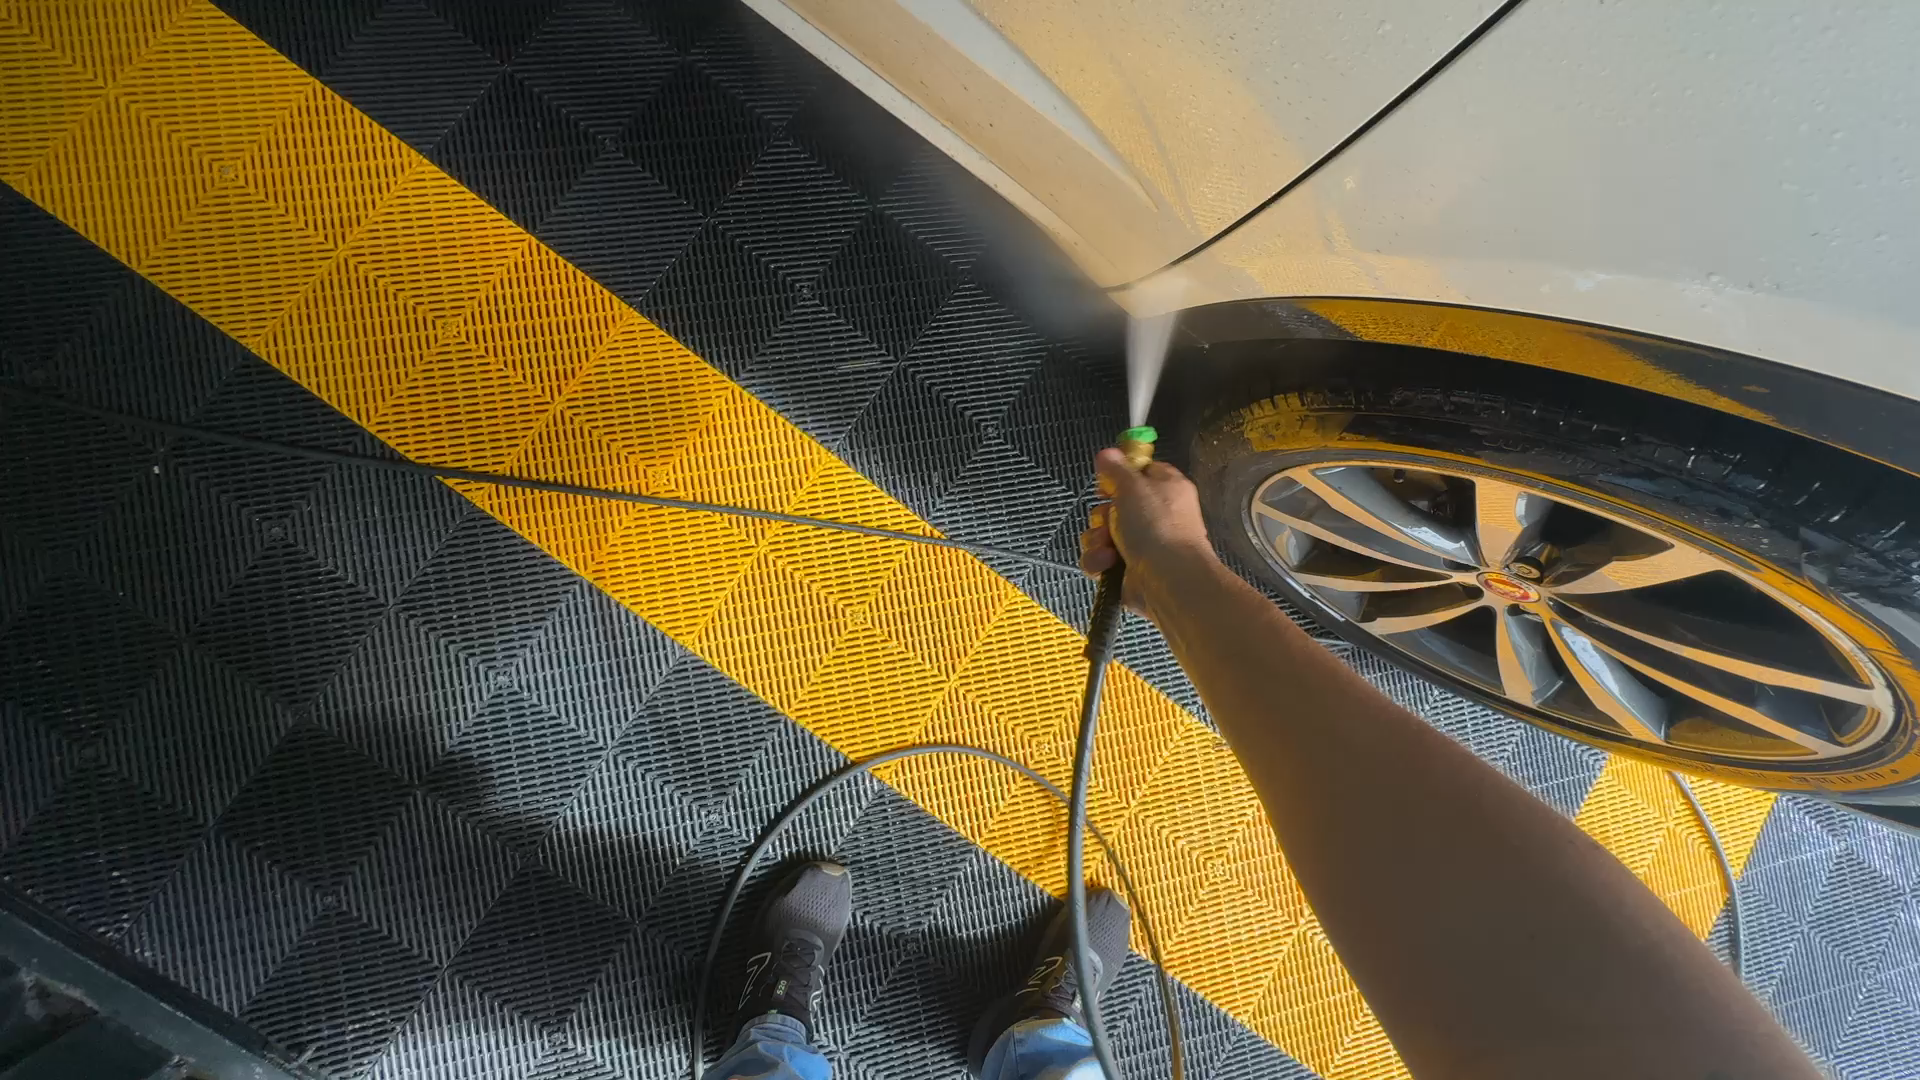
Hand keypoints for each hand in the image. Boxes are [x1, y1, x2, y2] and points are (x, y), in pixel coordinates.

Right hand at [1078, 448, 1216, 617]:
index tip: (1107, 482)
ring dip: (1097, 539)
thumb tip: (1107, 452)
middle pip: (1113, 504)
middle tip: (1109, 519)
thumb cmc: (1156, 525)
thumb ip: (1115, 468)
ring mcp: (1141, 544)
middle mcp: (1154, 515)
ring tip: (1108, 548)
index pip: (1139, 472)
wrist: (1168, 579)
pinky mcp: (1126, 569)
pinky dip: (1099, 560)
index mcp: (1165, 488)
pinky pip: (1100, 558)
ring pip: (1101, 533)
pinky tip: (1107, 563)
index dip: (1120, 475)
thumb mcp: (1133, 486)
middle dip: (1102, 514)